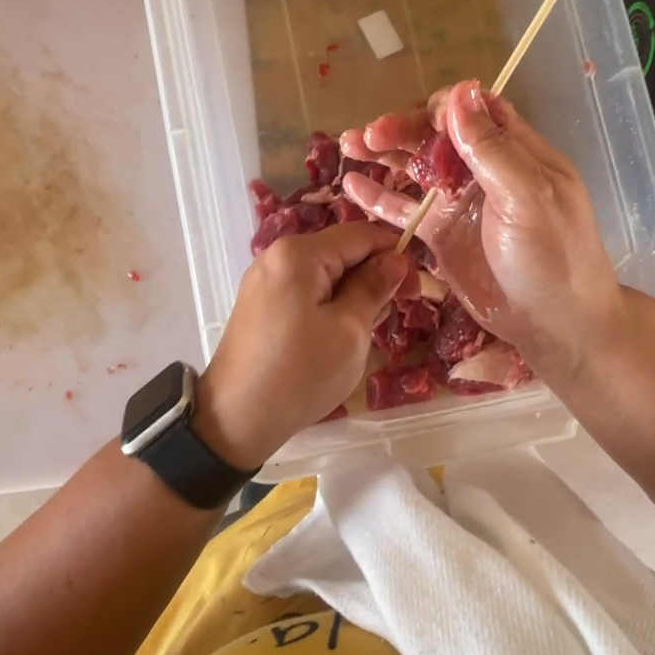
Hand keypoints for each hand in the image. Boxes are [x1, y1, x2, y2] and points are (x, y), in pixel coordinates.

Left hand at [193, 222, 411, 469]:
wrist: (236, 419)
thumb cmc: (300, 374)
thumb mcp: (350, 330)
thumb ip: (374, 287)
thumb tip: (395, 258)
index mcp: (299, 254)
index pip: (361, 234)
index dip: (396, 254)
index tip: (419, 287)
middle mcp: (277, 256)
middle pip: (341, 251)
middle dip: (374, 275)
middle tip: (395, 314)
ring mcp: (265, 280)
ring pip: (325, 273)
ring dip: (353, 293)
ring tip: (368, 331)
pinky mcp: (261, 304)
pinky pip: (306, 291)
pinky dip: (330, 304)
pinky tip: (340, 334)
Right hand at [340, 80, 624, 380]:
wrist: (555, 324)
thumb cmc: (553, 257)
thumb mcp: (528, 198)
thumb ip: (492, 148)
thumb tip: (460, 92)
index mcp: (514, 153)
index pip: (475, 111)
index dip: (444, 107)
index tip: (419, 119)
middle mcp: (483, 172)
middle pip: (436, 137)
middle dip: (403, 129)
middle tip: (370, 135)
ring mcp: (459, 204)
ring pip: (415, 168)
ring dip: (384, 154)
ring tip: (350, 145)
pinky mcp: (441, 236)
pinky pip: (404, 210)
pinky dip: (378, 197)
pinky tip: (351, 185)